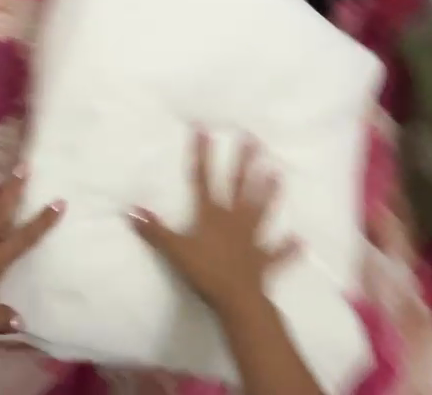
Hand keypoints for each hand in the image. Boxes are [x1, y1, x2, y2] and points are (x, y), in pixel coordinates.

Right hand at [129, 129, 302, 316]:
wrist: (238, 301)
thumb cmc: (206, 271)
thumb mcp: (175, 250)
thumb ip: (154, 230)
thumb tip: (131, 209)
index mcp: (212, 214)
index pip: (204, 178)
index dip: (203, 154)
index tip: (205, 130)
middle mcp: (234, 220)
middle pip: (239, 186)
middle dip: (245, 162)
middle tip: (254, 140)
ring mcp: (252, 239)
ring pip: (261, 211)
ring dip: (270, 194)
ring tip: (278, 174)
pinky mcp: (264, 261)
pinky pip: (277, 253)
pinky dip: (288, 249)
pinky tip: (300, 241)